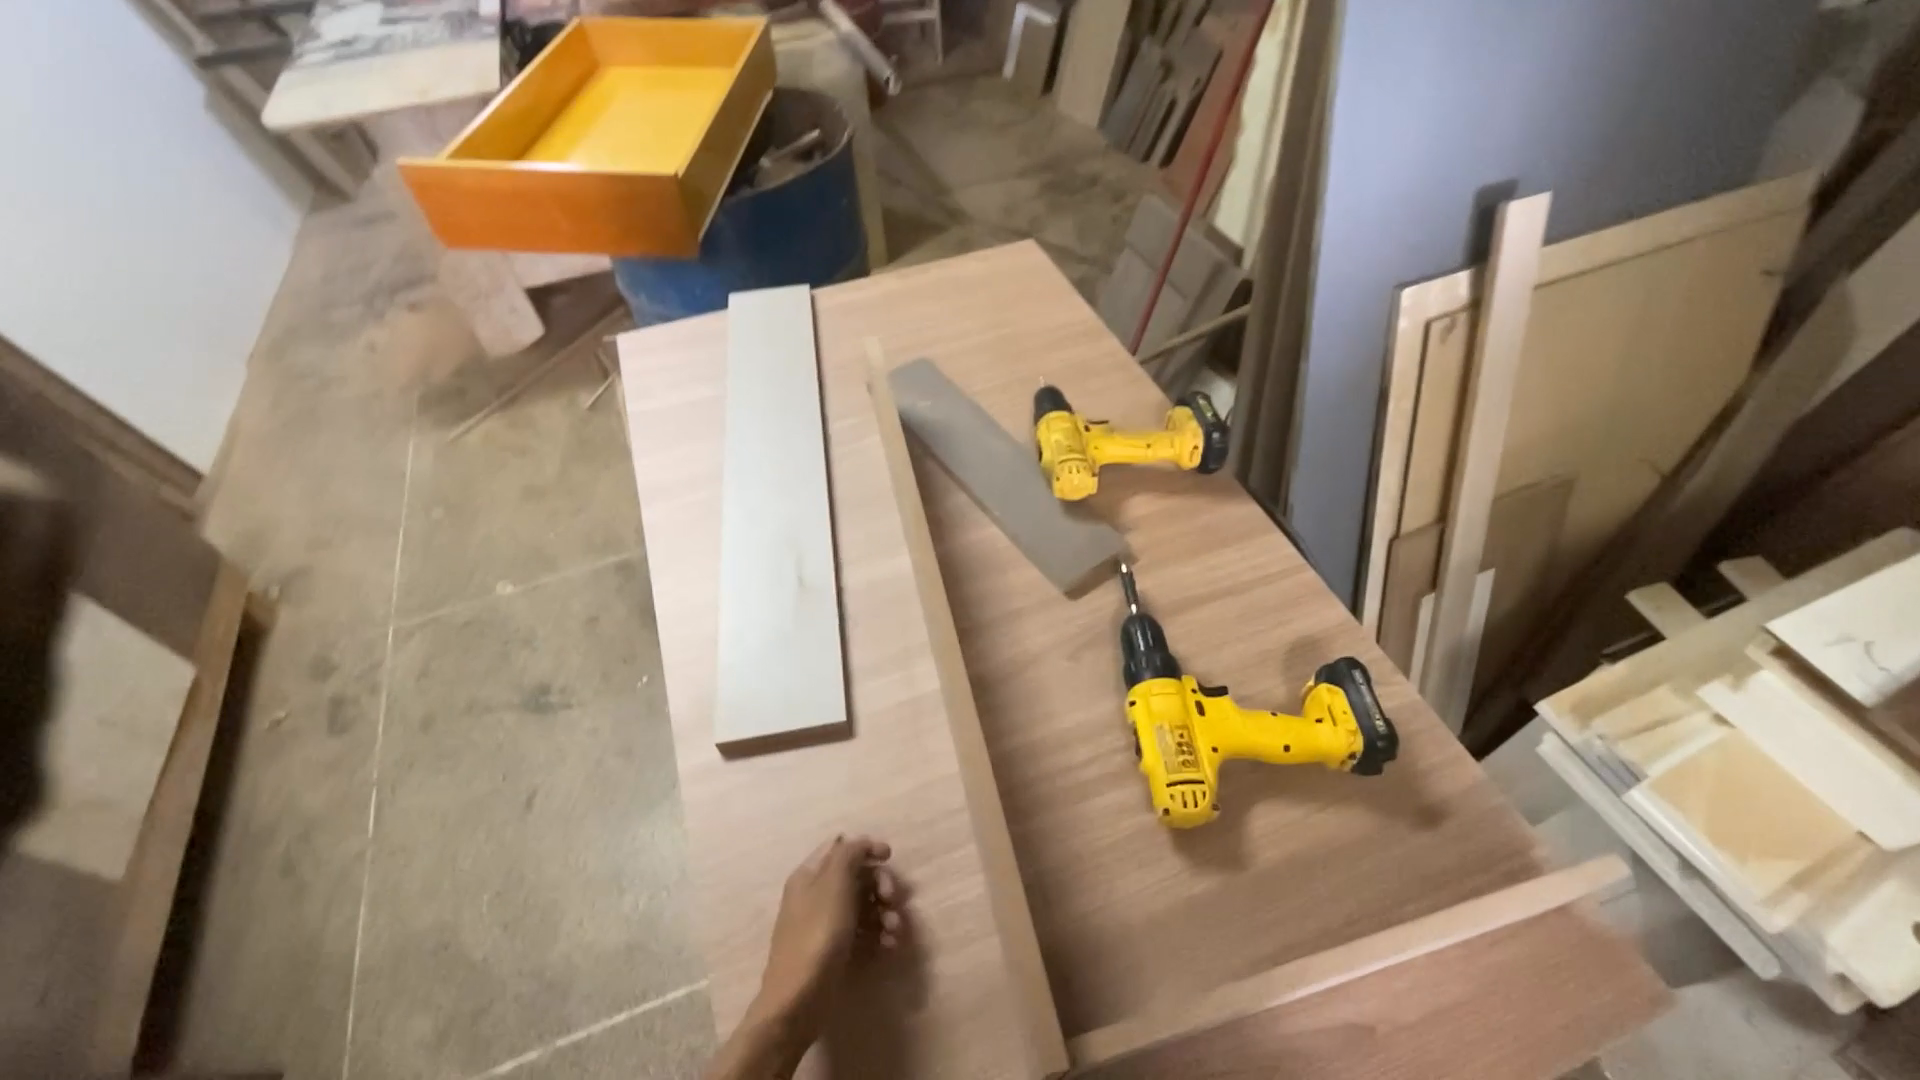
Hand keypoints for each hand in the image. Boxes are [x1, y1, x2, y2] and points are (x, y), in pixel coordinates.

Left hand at [753, 835, 901, 1031]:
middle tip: (892, 900)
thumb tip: (859, 841)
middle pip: (857, 876)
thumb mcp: (833, 885)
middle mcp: (816, 894)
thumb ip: (848, 855)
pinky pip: (863, 931)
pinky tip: (889, 946)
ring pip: (863, 905)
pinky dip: (879, 934)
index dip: (866, 848)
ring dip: (885, 913)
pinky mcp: (836, 949)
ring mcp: (826, 923)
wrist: (798, 1000)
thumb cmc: (817, 936)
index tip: (889, 856)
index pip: (840, 847)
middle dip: (880, 884)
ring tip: (894, 931)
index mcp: (810, 874)